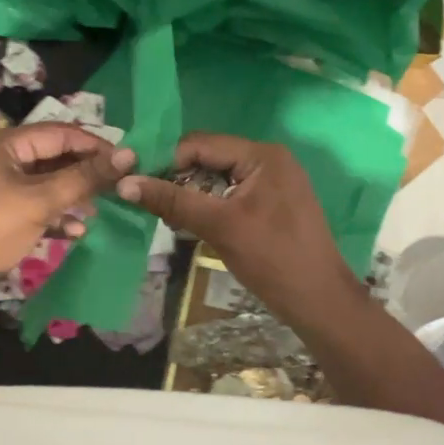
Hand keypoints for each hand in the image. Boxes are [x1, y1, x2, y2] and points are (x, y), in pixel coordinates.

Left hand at [0, 123, 135, 291]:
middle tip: (120, 188)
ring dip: (71, 197)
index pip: (60, 133)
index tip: (129, 162)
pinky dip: (53, 218)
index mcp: (3, 144)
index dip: (96, 145)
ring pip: (43, 186)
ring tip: (99, 212)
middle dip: (85, 173)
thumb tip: (127, 154)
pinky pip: (30, 210)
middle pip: (51, 157)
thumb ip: (85, 178)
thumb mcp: (39, 201)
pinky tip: (74, 233)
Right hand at [115, 133, 360, 320]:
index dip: (166, 161)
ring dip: (192, 195)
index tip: (136, 184)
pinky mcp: (272, 203)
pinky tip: (194, 226)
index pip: (201, 144)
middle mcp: (269, 159)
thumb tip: (125, 184)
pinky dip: (210, 206)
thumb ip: (173, 201)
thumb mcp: (219, 226)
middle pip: (209, 158)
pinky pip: (231, 194)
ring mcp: (273, 182)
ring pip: (217, 178)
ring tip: (172, 221)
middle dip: (178, 179)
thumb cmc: (272, 258)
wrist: (318, 301)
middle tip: (152, 206)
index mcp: (262, 155)